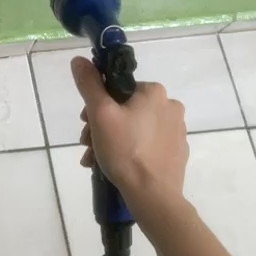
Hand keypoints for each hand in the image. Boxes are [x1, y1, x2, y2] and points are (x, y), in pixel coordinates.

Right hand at [71, 56, 188, 209]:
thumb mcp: (100, 114)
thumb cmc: (125, 150)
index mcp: (155, 92)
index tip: (85, 124)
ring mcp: (176, 132)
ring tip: (96, 160)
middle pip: (124, 110)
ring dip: (111, 141)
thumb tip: (79, 60)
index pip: (117, 90)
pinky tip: (115, 167)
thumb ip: (89, 84)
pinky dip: (129, 152)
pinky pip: (146, 146)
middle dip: (101, 127)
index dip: (96, 105)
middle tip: (88, 145)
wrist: (152, 195)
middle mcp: (171, 107)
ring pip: (134, 129)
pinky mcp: (176, 153)